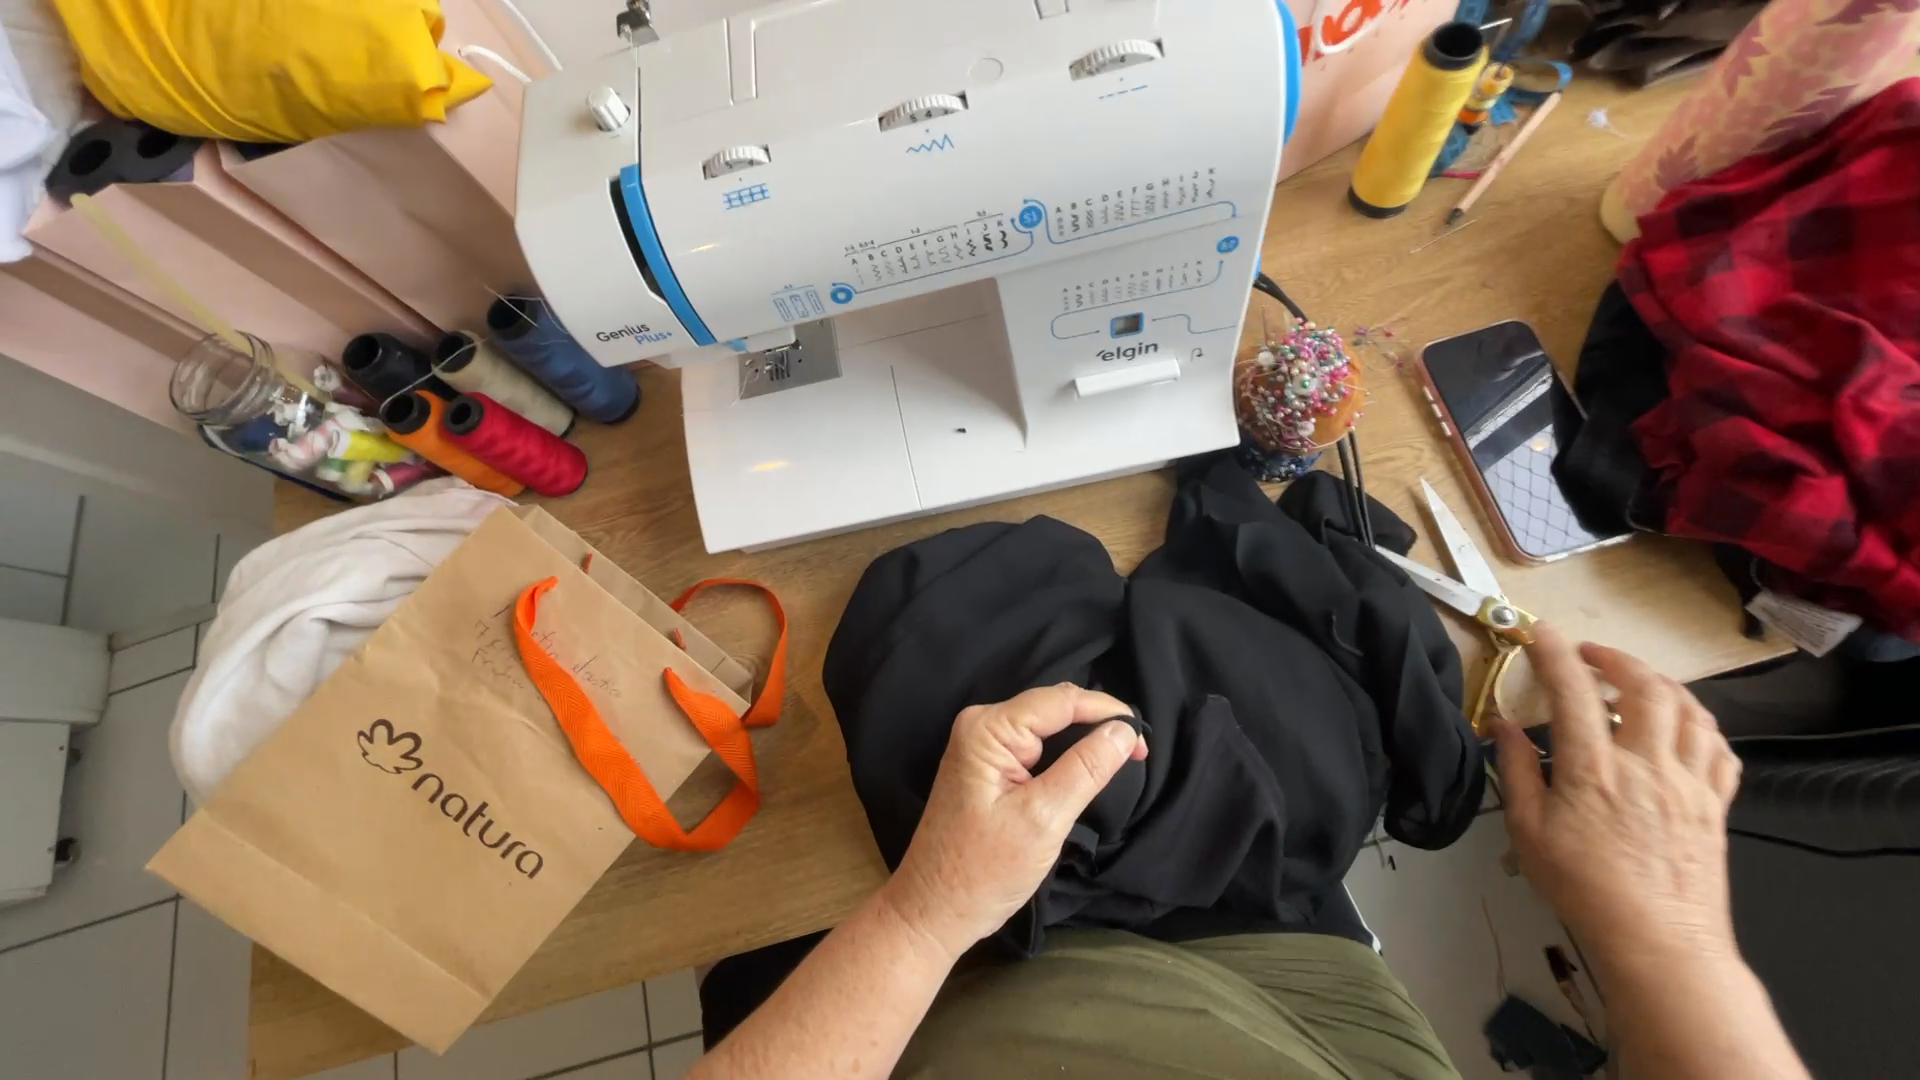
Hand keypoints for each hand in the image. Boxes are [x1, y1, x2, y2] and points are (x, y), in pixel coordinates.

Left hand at [880, 684, 1146, 958]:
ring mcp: (981, 744)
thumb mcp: (1044, 819)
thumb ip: (1085, 769)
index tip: (1144, 738)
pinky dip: (1064, 752)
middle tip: (1139, 751)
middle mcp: (981, 725)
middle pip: (1052, 707)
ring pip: (1046, 724)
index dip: (1106, 711)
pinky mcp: (986, 764)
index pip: (1059, 701)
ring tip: (1121, 756)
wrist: (933, 909)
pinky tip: (1087, 765)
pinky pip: (1034, 743)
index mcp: (988, 729)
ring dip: (1083, 737)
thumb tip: (1124, 730)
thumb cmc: (984, 870)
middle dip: (1097, 722)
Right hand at [1496, 625, 1742, 974]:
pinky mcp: (1716, 804)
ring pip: (1690, 711)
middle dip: (1616, 659)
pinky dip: (1699, 722)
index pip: (1574, 693)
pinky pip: (1720, 748)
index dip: (1555, 654)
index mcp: (1593, 769)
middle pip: (1646, 688)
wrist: (1659, 939)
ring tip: (1634, 679)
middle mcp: (1647, 765)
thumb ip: (1515, 769)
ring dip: (1660, 683)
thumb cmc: (1581, 884)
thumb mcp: (1527, 828)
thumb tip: (1503, 725)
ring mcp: (1690, 783)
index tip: (1541, 632)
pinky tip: (1679, 724)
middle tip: (1589, 654)